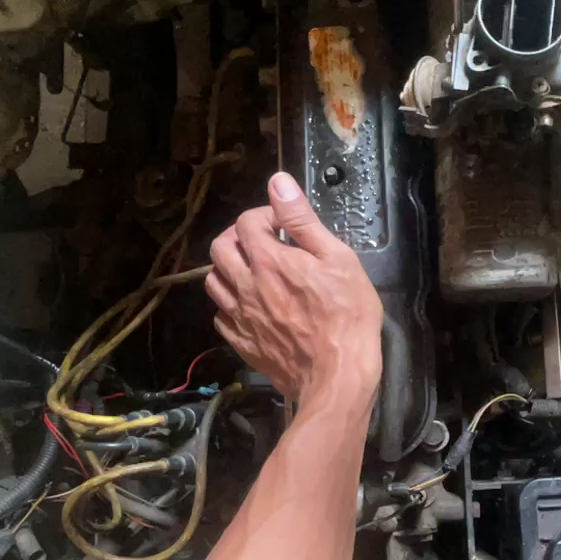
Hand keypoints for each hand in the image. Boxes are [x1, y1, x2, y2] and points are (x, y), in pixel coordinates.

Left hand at [206, 174, 382, 403]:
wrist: (337, 376)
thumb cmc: (348, 317)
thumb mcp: (338, 259)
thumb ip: (302, 220)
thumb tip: (278, 182)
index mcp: (268, 260)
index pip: (246, 222)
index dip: (264, 216)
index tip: (284, 226)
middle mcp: (245, 285)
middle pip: (219, 248)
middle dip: (238, 237)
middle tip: (264, 244)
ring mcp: (240, 317)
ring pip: (213, 282)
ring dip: (229, 269)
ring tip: (253, 272)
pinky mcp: (242, 343)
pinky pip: (221, 315)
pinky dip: (231, 303)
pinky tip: (251, 306)